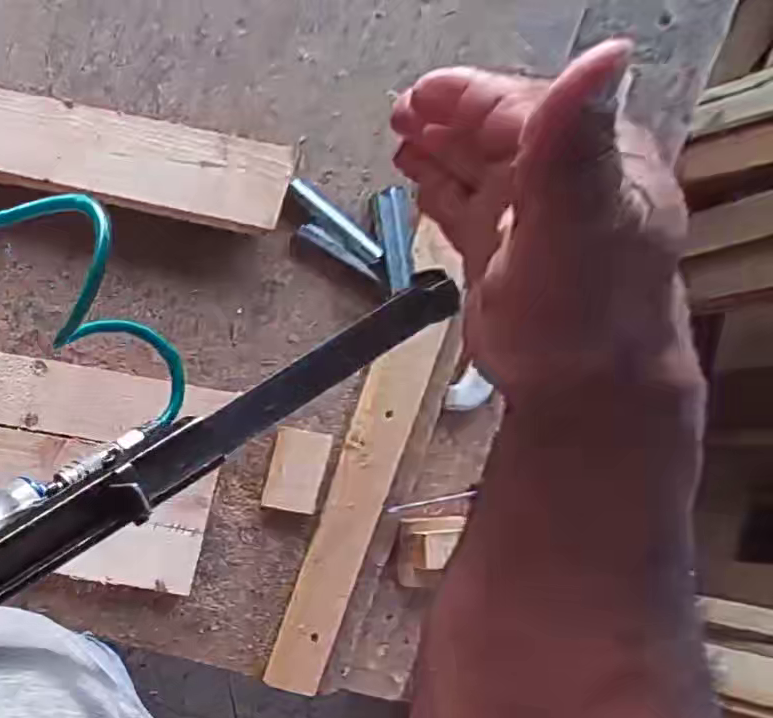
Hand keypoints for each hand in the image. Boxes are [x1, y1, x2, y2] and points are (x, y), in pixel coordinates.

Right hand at [391, 39, 699, 402]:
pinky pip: (467, 208)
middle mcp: (561, 182)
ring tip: (404, 136)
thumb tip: (601, 56)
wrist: (580, 377)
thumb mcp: (574, 223)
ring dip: (442, 150)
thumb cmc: (576, 308)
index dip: (471, 98)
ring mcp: (530, 220)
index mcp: (584, 162)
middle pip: (500, 133)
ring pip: (480, 168)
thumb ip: (572, 148)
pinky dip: (442, 190)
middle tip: (402, 109)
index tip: (419, 92)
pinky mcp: (501, 255)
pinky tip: (422, 183)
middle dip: (452, 116)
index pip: (522, 112)